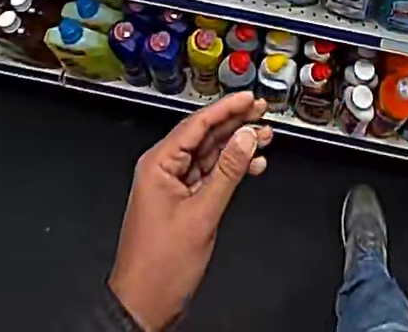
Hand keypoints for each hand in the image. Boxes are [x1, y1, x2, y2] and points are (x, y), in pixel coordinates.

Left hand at [108, 92, 272, 330]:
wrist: (143, 308)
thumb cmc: (159, 268)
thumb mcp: (201, 214)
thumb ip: (227, 172)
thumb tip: (246, 137)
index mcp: (159, 164)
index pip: (197, 123)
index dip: (226, 108)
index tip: (248, 98)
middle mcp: (164, 168)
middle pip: (205, 134)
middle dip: (236, 123)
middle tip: (261, 111)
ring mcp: (173, 184)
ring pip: (210, 152)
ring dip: (237, 145)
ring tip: (264, 135)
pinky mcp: (183, 199)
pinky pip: (210, 172)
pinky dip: (232, 168)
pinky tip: (252, 164)